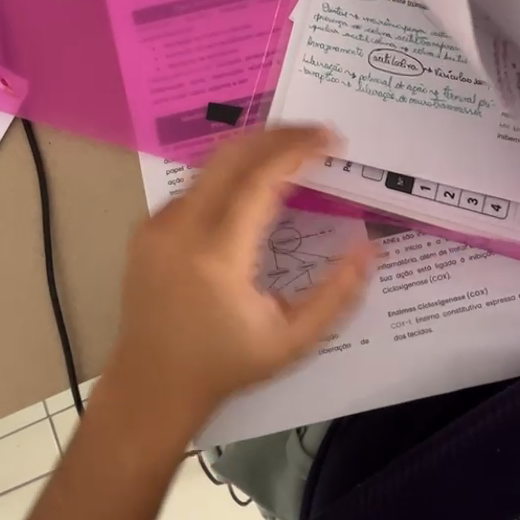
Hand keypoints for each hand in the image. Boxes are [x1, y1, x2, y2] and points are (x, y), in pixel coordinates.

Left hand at [107, 127, 374, 418]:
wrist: (150, 386)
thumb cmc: (226, 365)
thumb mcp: (292, 340)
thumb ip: (336, 293)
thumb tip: (372, 247)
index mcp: (219, 257)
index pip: (260, 179)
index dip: (298, 149)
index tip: (331, 139)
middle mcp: (182, 229)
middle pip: (233, 154)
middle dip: (279, 134)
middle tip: (317, 134)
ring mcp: (158, 224)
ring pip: (211, 165)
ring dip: (254, 151)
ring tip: (293, 153)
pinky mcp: (147, 227)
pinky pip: (194, 187)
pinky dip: (229, 176)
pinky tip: (253, 187)